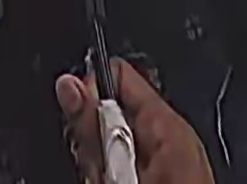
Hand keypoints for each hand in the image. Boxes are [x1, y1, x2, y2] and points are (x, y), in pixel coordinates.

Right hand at [57, 59, 214, 183]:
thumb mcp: (116, 178)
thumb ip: (92, 129)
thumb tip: (69, 82)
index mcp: (170, 128)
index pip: (117, 74)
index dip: (89, 91)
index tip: (78, 121)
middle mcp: (177, 142)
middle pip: (116, 110)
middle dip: (94, 135)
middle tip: (95, 171)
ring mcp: (177, 168)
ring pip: (120, 144)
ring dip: (102, 163)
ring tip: (105, 183)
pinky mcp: (172, 182)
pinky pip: (133, 168)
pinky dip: (117, 177)